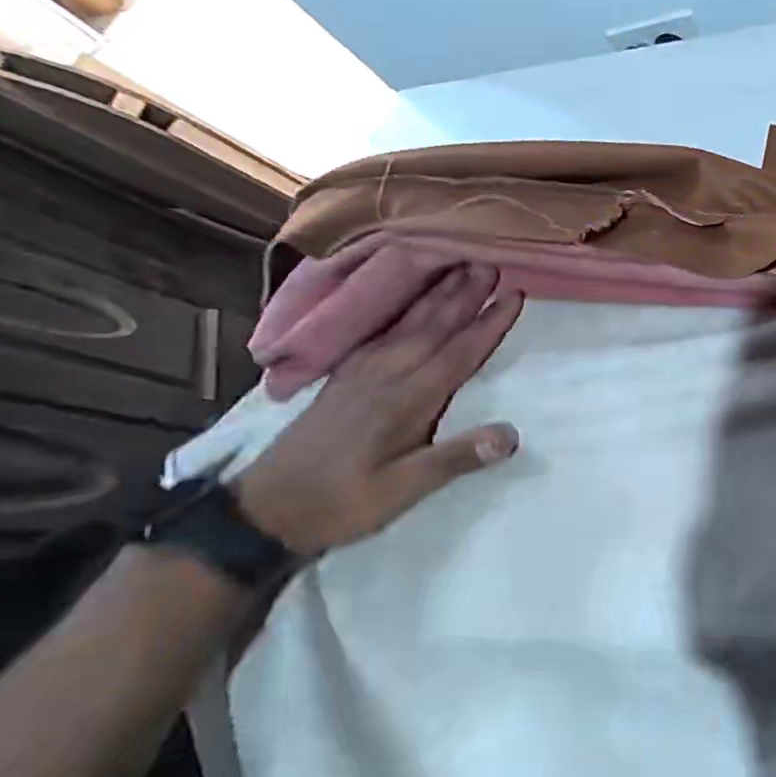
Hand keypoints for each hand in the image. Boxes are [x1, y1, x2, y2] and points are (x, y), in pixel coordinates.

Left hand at [232, 264, 524, 558]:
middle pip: (430, 328)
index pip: (457, 353)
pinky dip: (399, 312)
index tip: (513, 295)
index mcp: (403, 401)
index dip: (487, 324)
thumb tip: (512, 434)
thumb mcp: (403, 490)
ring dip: (433, 296)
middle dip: (461, 295)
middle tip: (487, 263)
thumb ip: (456, 459)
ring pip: (404, 325)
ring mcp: (358, 375)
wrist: (262, 513)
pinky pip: (379, 334)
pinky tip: (407, 304)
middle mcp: (382, 378)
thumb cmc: (343, 502)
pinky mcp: (343, 381)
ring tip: (455, 270)